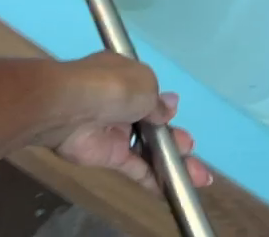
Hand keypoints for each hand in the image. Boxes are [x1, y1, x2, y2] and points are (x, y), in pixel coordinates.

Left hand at [40, 52, 214, 192]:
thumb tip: (168, 105)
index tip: (174, 112)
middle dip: (173, 136)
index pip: (145, 93)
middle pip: (150, 123)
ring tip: (197, 174)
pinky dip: (155, 180)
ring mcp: (113, 130)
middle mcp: (117, 102)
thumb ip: (157, 99)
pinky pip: (137, 169)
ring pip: (148, 149)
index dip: (161, 105)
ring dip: (173, 162)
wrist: (71, 107)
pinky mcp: (109, 155)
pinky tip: (173, 190)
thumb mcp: (144, 81)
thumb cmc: (111, 87)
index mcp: (121, 77)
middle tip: (188, 145)